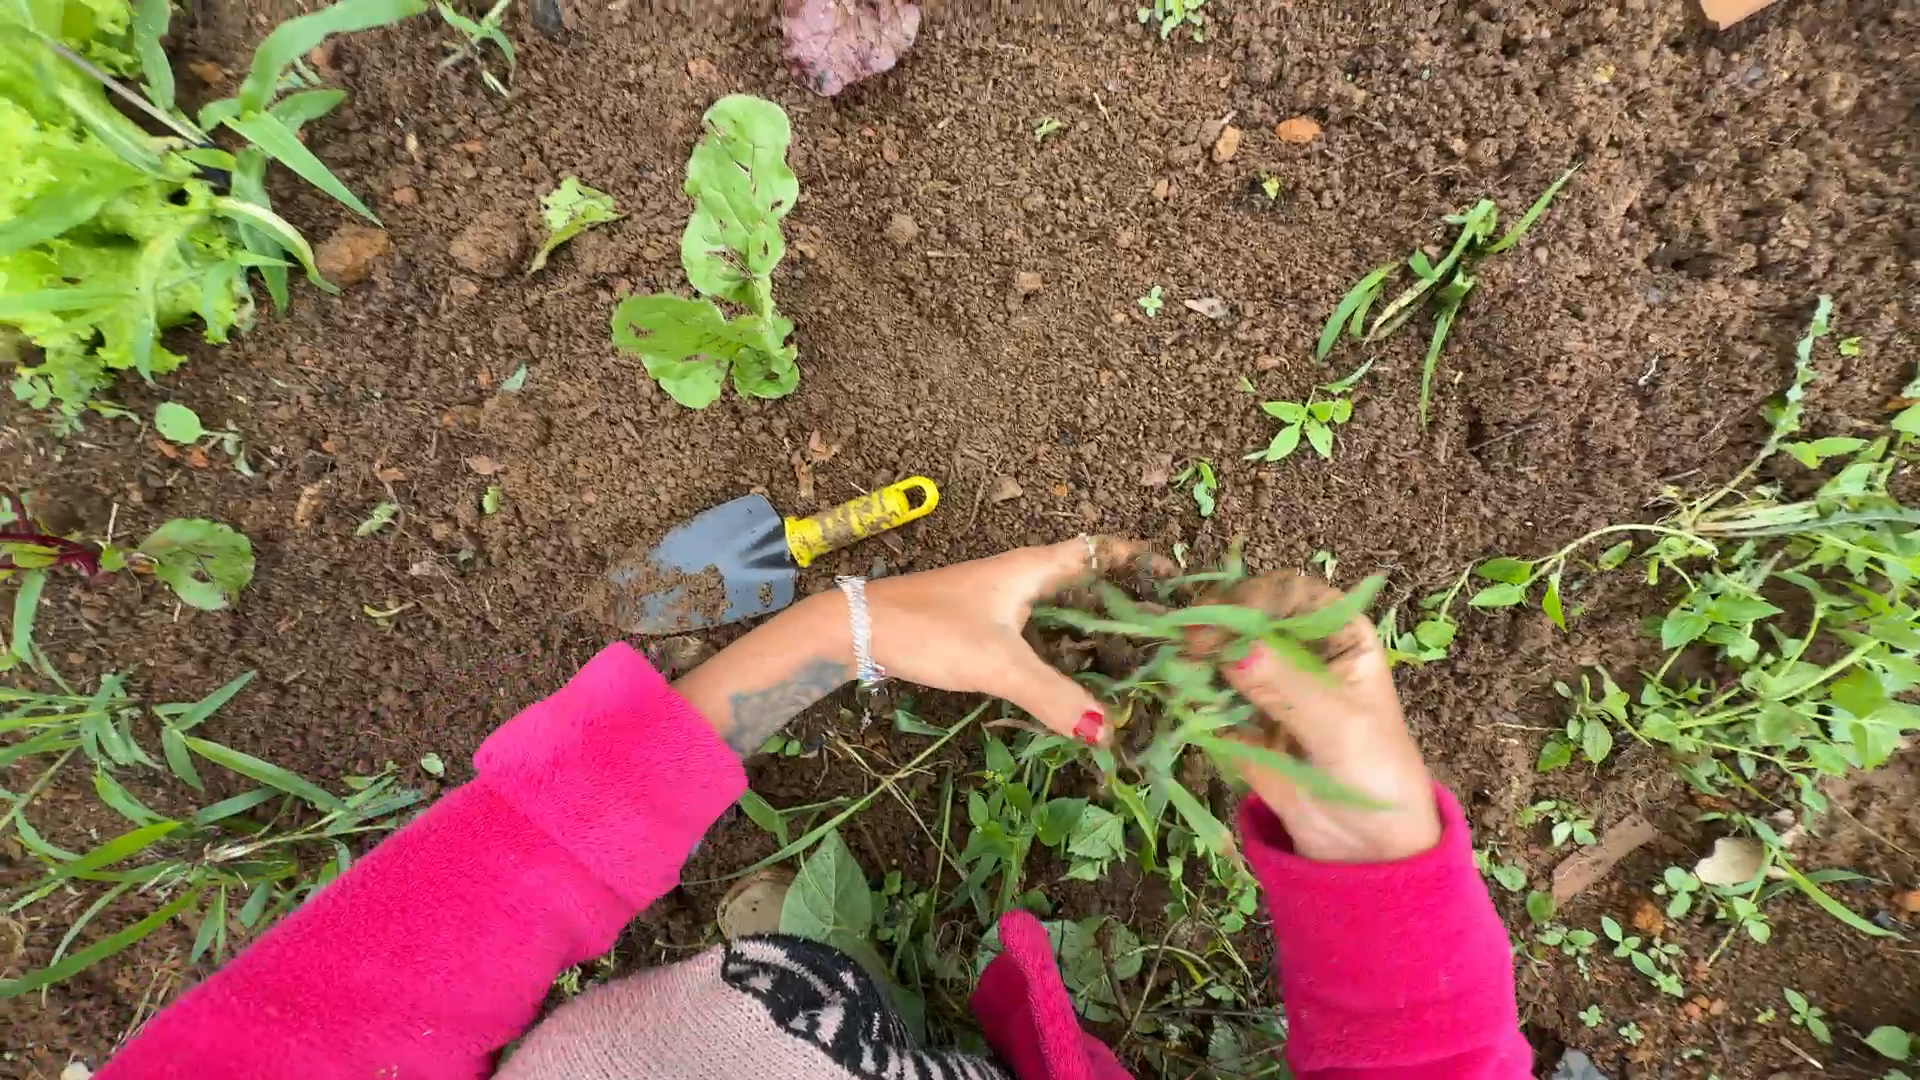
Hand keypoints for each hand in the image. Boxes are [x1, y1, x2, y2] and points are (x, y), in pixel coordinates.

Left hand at [864, 536, 1162, 745]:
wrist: (859, 628)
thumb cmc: (930, 630)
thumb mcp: (996, 663)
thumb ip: (1052, 696)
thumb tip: (1111, 734)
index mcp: (1034, 568)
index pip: (1101, 550)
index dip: (1141, 558)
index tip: (1180, 581)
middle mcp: (1025, 576)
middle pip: (1090, 580)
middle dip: (1128, 602)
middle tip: (1169, 636)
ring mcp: (1004, 599)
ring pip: (1065, 608)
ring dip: (1097, 627)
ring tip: (1138, 660)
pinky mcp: (986, 621)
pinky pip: (1042, 628)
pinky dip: (1066, 646)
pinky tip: (1078, 674)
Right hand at [1202, 573, 1440, 862]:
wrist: (1362, 841)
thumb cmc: (1374, 771)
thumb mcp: (1340, 727)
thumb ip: (1288, 688)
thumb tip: (1235, 651)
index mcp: (1334, 631)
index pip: (1288, 593)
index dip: (1253, 599)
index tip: (1222, 625)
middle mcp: (1294, 642)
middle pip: (1242, 612)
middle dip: (1213, 624)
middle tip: (1189, 646)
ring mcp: (1259, 673)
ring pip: (1215, 644)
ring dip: (1193, 653)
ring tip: (1180, 672)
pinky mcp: (1232, 706)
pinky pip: (1202, 686)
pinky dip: (1187, 687)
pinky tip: (1182, 695)